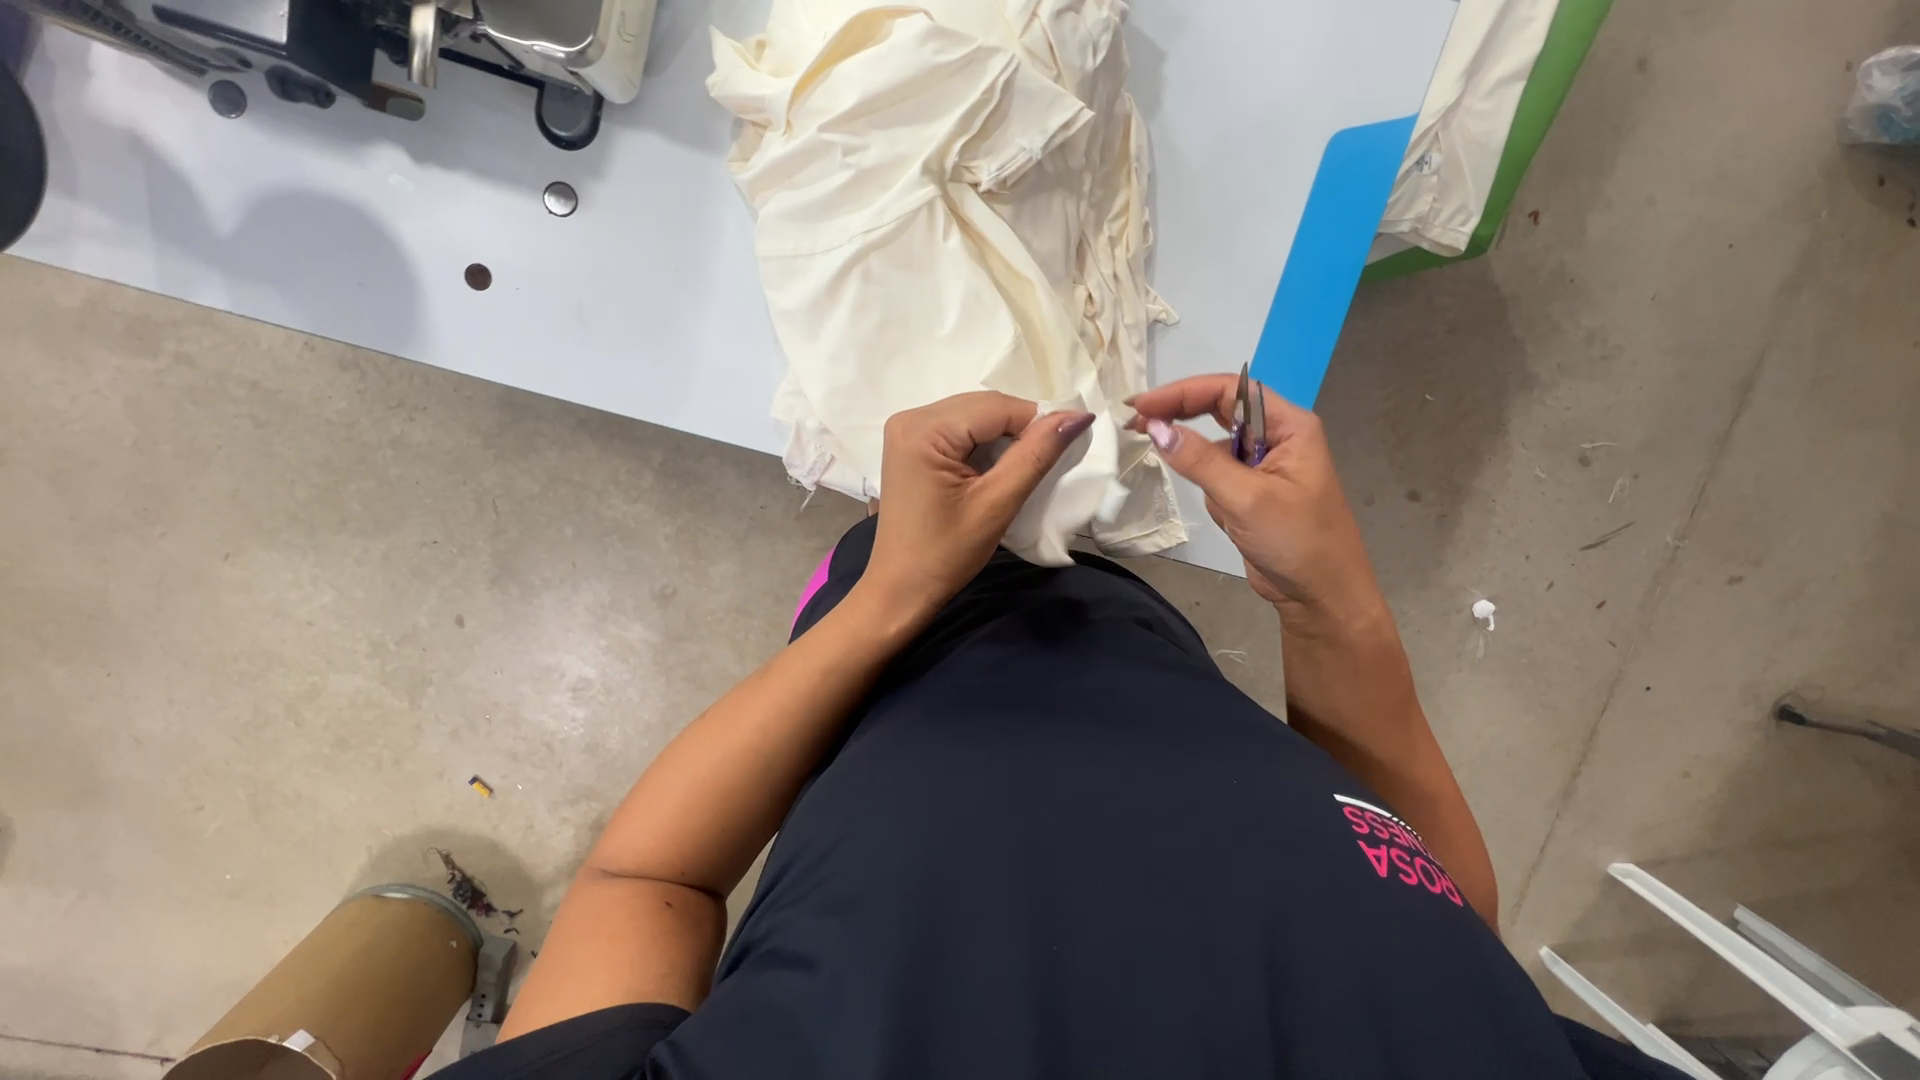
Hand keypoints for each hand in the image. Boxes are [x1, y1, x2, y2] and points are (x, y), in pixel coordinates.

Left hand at [857, 391, 1094, 619]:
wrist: (901, 589)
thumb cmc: (946, 554)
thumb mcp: (996, 504)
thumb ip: (1036, 455)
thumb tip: (1077, 417)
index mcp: (924, 429)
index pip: (997, 407)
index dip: (1039, 422)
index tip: (1072, 445)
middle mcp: (910, 418)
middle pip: (984, 407)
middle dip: (1022, 427)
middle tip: (1052, 458)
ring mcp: (907, 430)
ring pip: (974, 416)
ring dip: (1005, 436)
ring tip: (1027, 466)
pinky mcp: (911, 446)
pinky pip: (959, 430)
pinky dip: (985, 444)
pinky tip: (998, 468)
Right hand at [1128, 376, 1385, 635]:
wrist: (1321, 596)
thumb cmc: (1297, 541)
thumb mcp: (1246, 498)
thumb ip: (1199, 460)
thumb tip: (1155, 427)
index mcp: (1288, 425)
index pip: (1228, 390)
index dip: (1181, 392)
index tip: (1141, 407)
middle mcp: (1277, 436)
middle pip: (1218, 411)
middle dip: (1180, 418)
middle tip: (1134, 423)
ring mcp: (1263, 465)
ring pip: (1213, 450)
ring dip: (1204, 473)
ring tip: (1224, 507)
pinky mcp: (1250, 492)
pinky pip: (1216, 480)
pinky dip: (1213, 497)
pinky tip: (1232, 523)